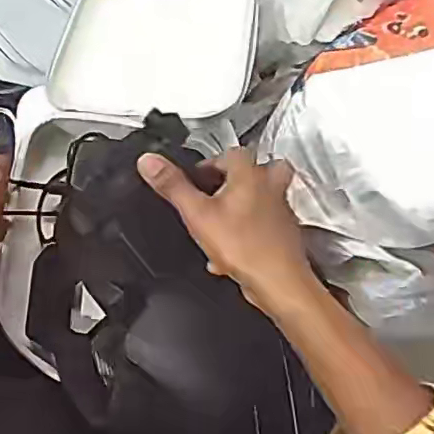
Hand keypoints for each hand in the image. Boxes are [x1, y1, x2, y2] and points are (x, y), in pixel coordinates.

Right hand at [137, 147, 320, 314]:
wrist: (277, 280)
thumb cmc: (244, 247)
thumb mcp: (195, 213)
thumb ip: (172, 185)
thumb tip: (149, 162)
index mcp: (249, 175)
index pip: (230, 154)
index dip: (209, 164)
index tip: (195, 178)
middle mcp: (270, 189)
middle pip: (256, 170)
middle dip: (235, 179)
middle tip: (217, 189)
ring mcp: (280, 211)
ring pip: (263, 197)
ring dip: (243, 204)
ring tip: (222, 216)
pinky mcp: (283, 234)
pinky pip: (262, 225)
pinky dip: (246, 232)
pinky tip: (228, 250)